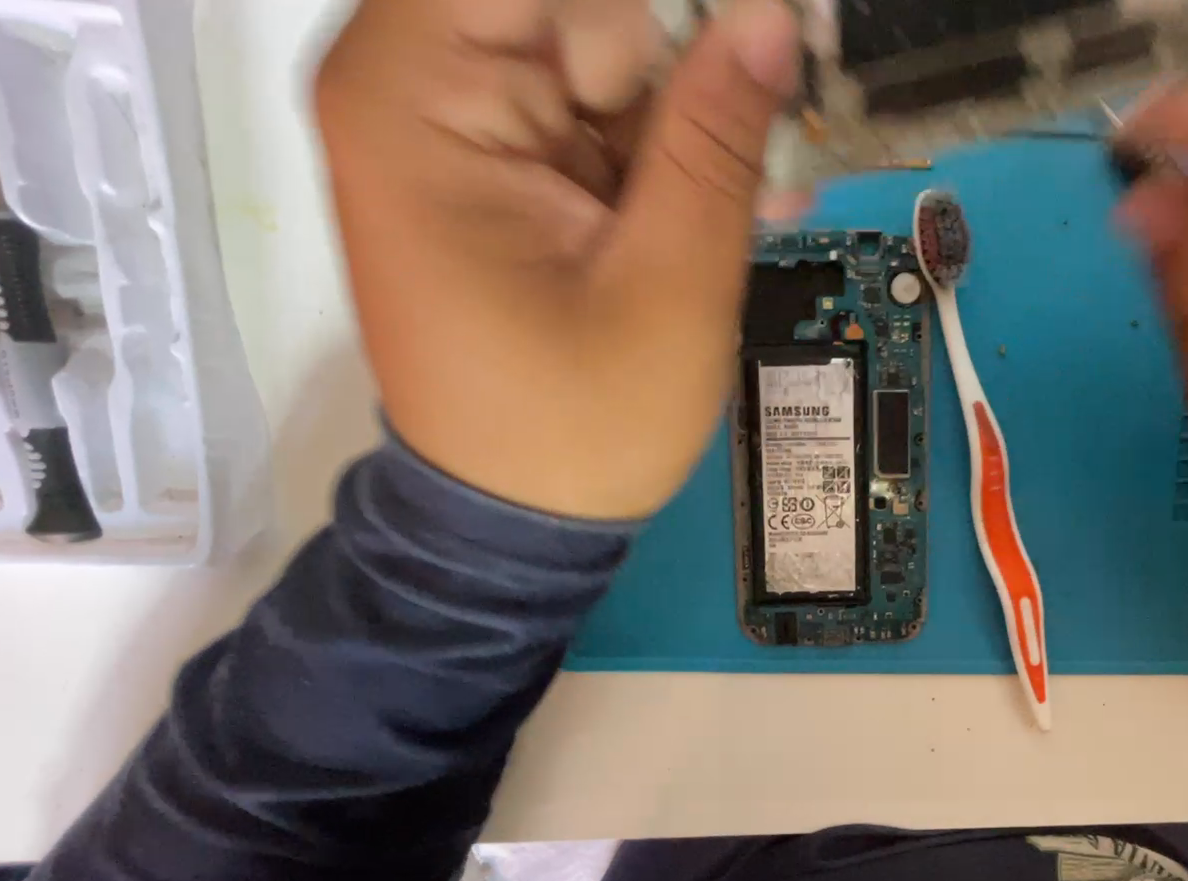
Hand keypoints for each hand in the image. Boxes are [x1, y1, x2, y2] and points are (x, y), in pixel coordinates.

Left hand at [316, 0, 798, 519]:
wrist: (523, 522)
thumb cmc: (581, 424)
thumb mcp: (669, 286)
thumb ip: (716, 140)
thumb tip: (770, 16)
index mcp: (416, 96)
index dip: (664, 1)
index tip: (754, 29)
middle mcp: (417, 88)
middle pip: (576, 4)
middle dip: (687, 55)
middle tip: (768, 127)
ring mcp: (461, 132)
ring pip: (603, 58)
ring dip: (692, 117)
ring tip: (761, 188)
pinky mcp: (502, 174)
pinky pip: (601, 122)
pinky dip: (669, 156)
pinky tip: (726, 207)